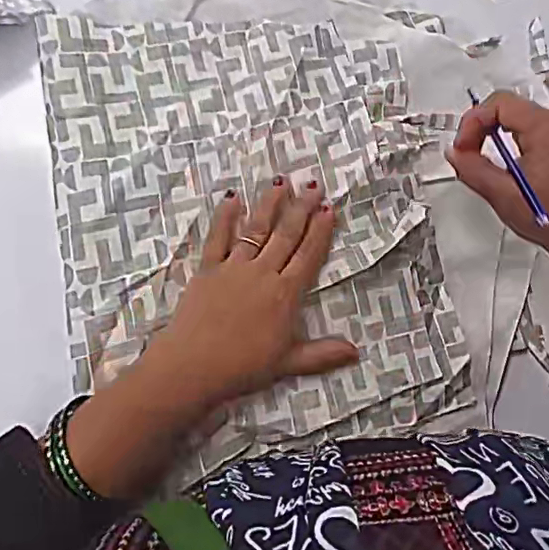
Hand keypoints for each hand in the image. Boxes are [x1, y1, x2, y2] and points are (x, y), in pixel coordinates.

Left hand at [65, 180, 359, 498]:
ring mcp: (234, 268)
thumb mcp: (288, 363)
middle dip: (301, 208)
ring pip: (256, 229)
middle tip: (313, 185)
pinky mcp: (208, 270)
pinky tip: (232, 198)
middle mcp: (262, 273)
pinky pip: (218, 237)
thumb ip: (323, 354)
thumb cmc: (241, 368)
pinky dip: (225, 217)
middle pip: (286, 234)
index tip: (329, 208)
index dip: (320, 231)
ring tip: (280, 181)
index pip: (308, 255)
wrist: (191, 367)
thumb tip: (357, 352)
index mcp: (285, 294)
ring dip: (269, 204)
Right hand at [446, 91, 548, 321]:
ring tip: (481, 158)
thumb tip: (456, 154)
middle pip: (507, 105)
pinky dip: (508, 140)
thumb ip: (473, 170)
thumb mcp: (504, 195)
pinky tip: (502, 162)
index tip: (463, 146)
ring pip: (516, 116)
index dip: (473, 123)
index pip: (499, 104)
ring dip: (493, 133)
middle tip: (467, 150)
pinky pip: (528, 129)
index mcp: (546, 129)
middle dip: (480, 126)